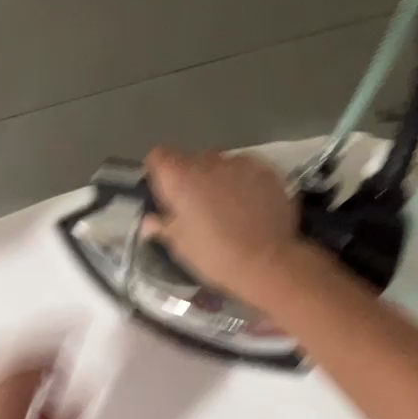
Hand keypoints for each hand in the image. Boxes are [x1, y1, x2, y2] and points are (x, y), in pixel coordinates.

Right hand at [145, 145, 302, 302]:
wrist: (266, 262)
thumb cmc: (214, 255)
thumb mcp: (179, 245)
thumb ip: (162, 226)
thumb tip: (150, 222)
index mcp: (180, 177)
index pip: (158, 156)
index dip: (159, 171)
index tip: (164, 190)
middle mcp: (208, 162)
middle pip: (192, 159)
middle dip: (191, 177)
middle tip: (196, 204)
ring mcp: (241, 163)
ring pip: (222, 163)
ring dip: (219, 178)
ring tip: (227, 205)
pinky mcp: (267, 171)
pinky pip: (248, 170)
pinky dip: (244, 182)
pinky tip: (250, 204)